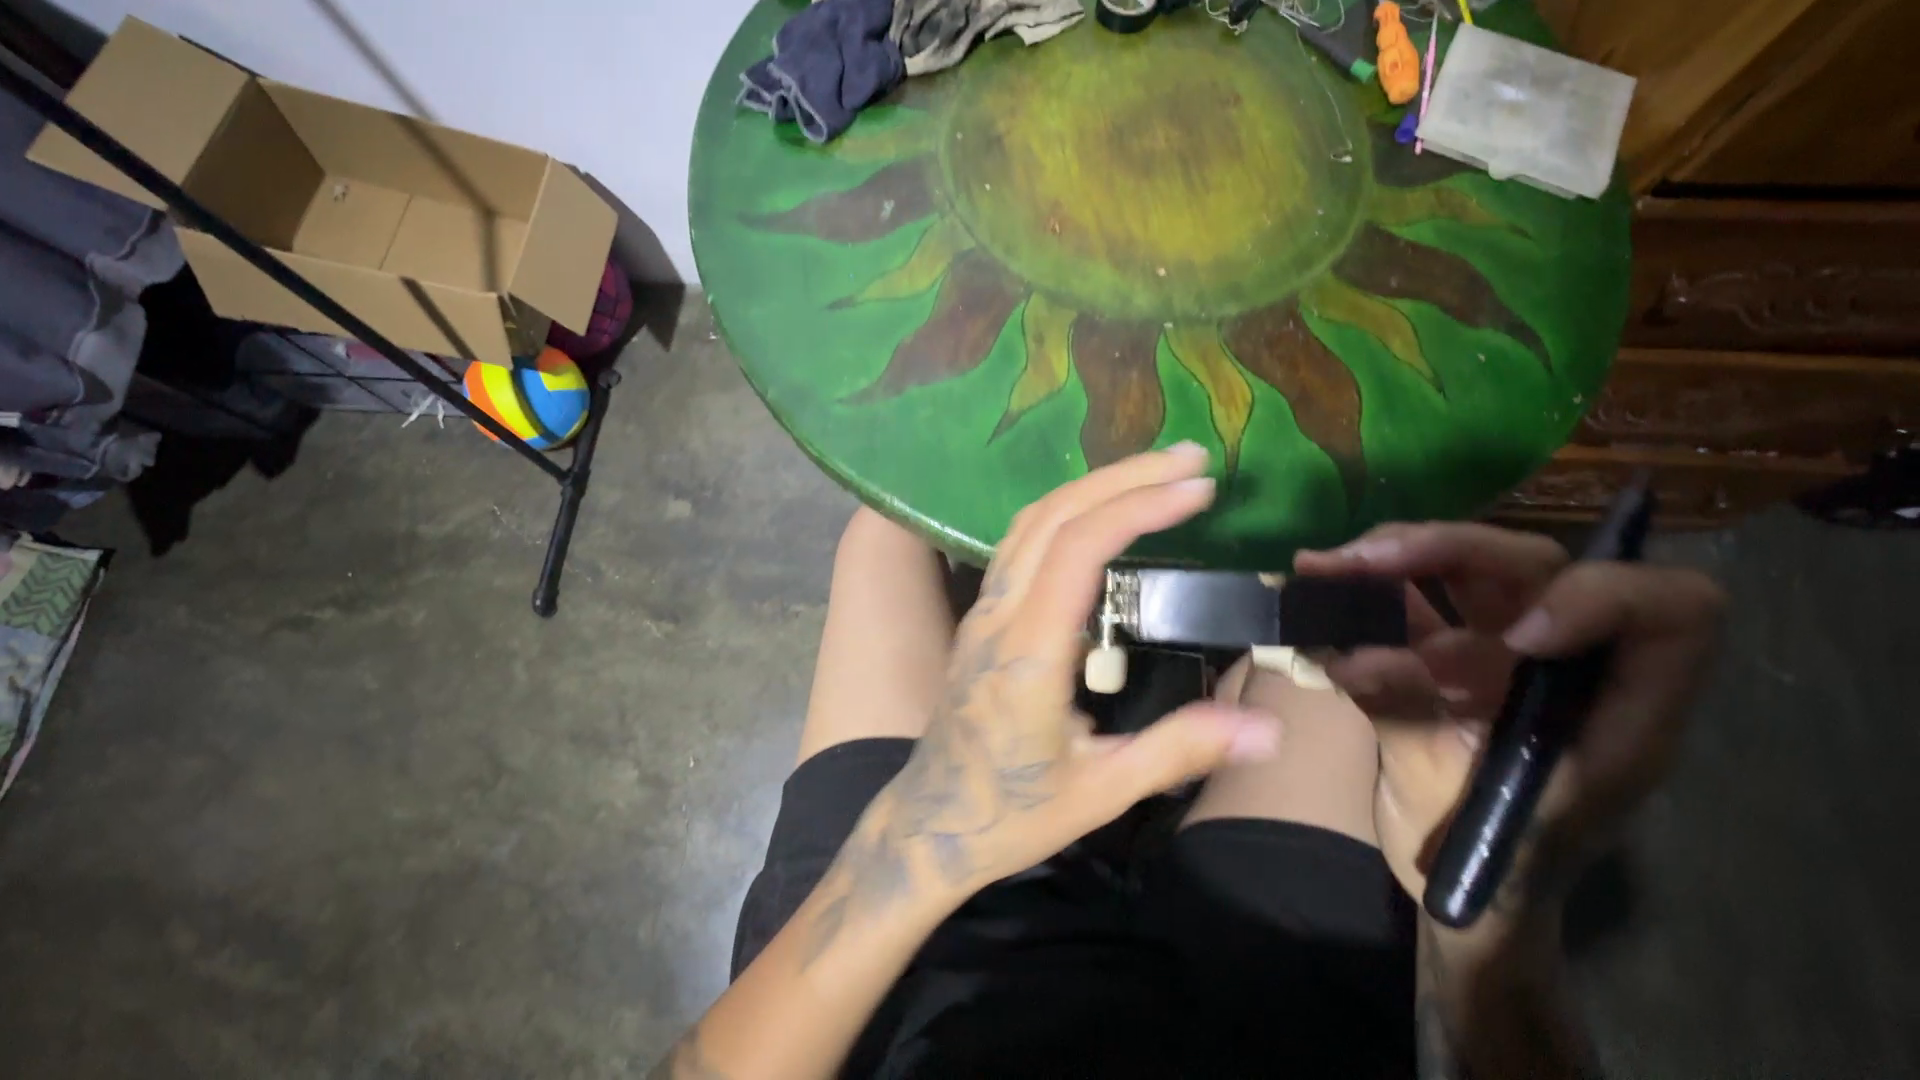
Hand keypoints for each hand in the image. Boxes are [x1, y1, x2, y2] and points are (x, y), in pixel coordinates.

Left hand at [839, 446, 1280, 909]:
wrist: (930, 824)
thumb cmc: (1012, 814)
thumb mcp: (1101, 791)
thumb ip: (1180, 751)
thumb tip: (1267, 729)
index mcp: (1029, 652)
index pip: (1080, 548)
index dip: (1140, 506)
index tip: (1199, 488)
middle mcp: (999, 616)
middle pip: (1052, 515)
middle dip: (1123, 476)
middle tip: (1191, 457)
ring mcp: (982, 613)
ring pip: (1029, 522)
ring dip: (1091, 486)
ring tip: (1153, 471)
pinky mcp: (980, 618)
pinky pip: (1018, 543)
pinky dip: (1064, 511)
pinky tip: (1098, 512)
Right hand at [1295, 523, 1725, 928]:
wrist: (1466, 893)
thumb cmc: (1499, 871)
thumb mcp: (1475, 813)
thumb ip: (1417, 726)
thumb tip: (1347, 658)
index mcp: (1617, 707)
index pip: (1669, 612)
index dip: (1599, 600)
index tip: (1517, 640)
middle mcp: (1565, 661)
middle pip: (1535, 564)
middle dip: (1446, 549)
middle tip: (1361, 561)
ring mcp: (1501, 652)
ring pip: (1466, 565)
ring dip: (1390, 555)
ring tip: (1318, 568)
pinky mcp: (1444, 656)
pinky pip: (1409, 604)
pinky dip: (1358, 593)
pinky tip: (1311, 591)